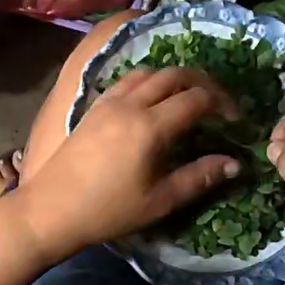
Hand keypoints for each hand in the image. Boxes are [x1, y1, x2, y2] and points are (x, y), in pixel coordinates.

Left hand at [8, 67, 240, 259]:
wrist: (50, 211)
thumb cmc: (108, 211)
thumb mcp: (160, 200)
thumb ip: (199, 177)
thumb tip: (235, 162)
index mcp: (149, 127)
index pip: (196, 98)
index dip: (222, 103)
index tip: (234, 120)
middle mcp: (130, 104)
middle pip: (175, 74)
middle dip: (203, 83)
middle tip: (218, 102)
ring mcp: (109, 102)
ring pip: (149, 72)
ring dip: (175, 78)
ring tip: (188, 97)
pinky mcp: (94, 107)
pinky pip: (127, 80)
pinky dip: (149, 81)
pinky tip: (153, 100)